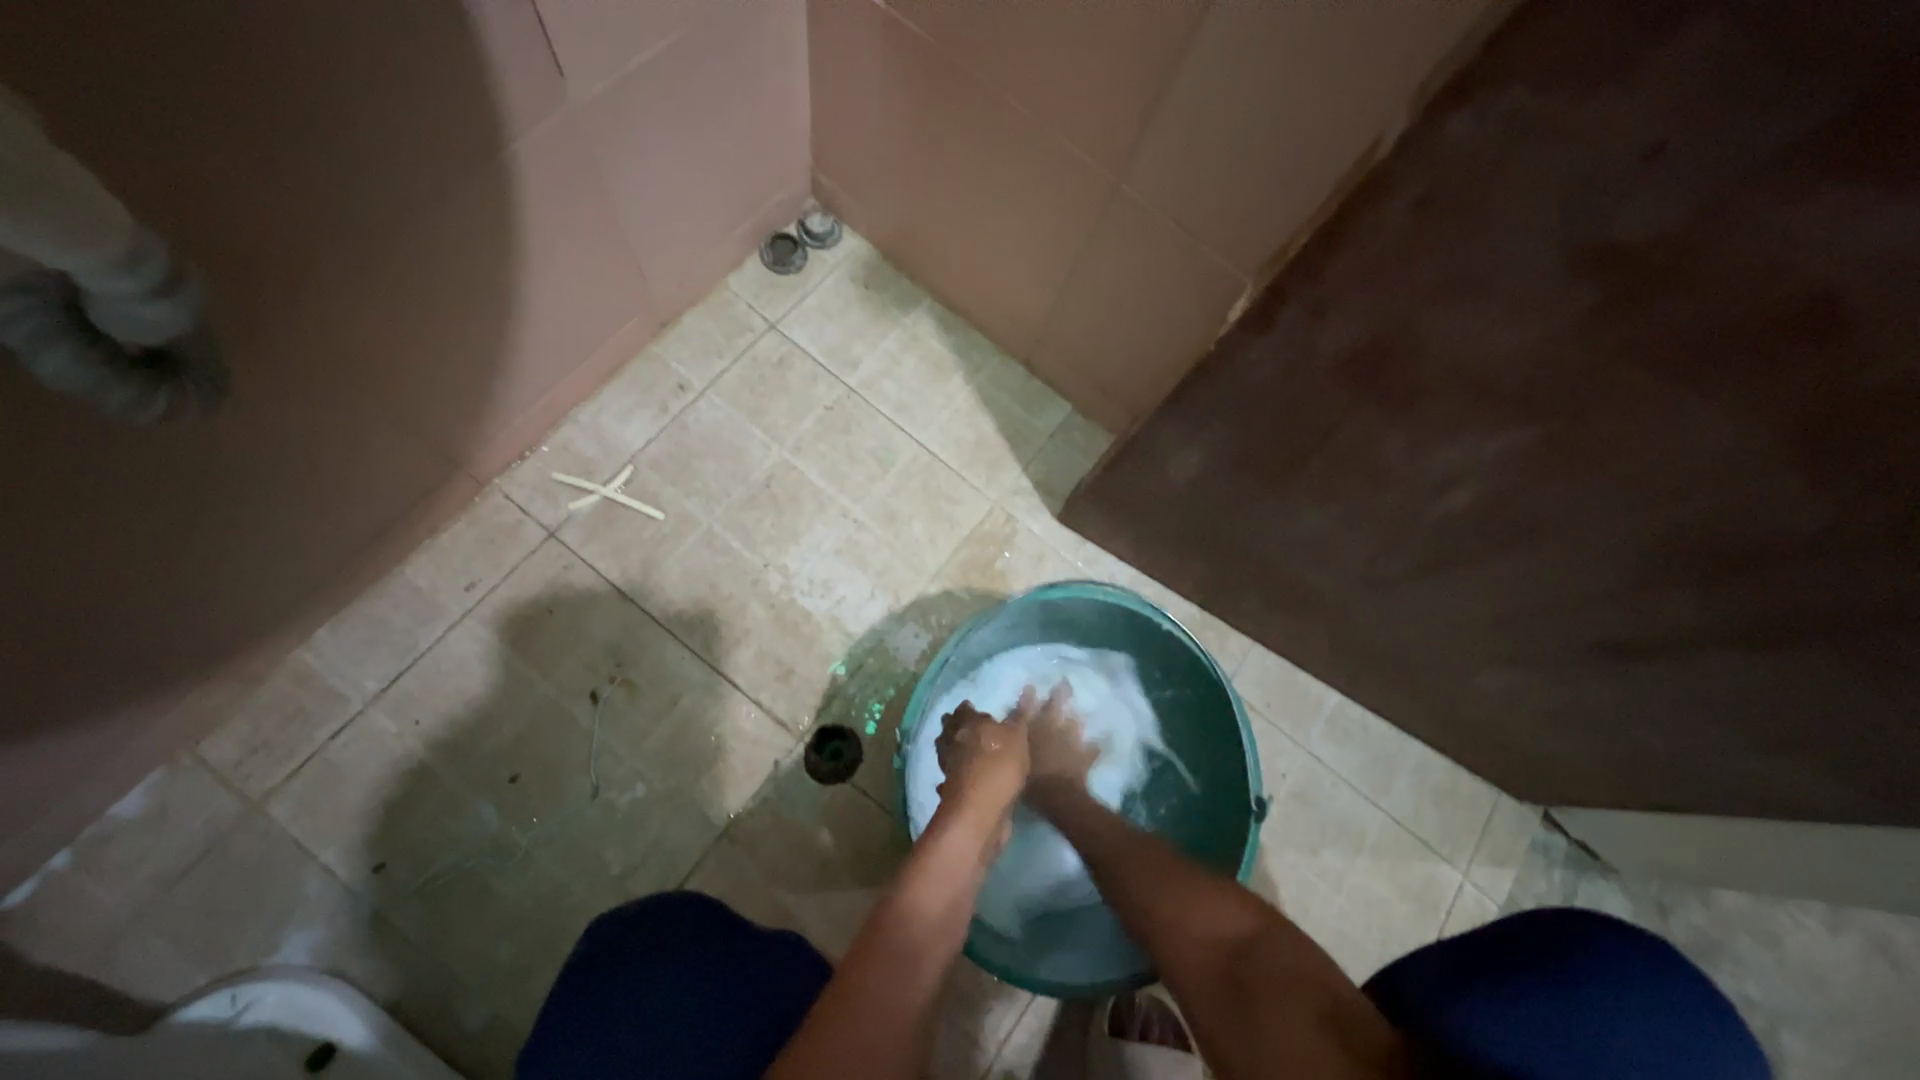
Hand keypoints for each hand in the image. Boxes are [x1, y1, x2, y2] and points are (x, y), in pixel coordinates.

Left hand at [935, 696, 1029, 821]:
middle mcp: (952, 742)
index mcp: (967, 723)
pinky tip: (966, 776)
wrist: (981, 810)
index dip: (968, 708)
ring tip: (968, 751)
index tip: (975, 708)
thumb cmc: (999, 764)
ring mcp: (948, 767)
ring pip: (947, 752)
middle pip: (949, 729)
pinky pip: (952, 776)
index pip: (963, 709)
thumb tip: (1027, 688)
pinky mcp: (951, 790)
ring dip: (954, 750)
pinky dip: (956, 773)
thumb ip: (1020, 715)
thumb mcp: (1017, 736)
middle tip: (970, 728)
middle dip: (957, 727)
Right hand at [1023, 682, 1097, 789]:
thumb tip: (1009, 740)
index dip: (1028, 698)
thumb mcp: (1015, 763)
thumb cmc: (1029, 782)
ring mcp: (1069, 742)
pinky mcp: (1083, 757)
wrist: (1057, 794)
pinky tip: (1101, 742)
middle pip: (1054, 710)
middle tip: (1065, 683)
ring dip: (1076, 720)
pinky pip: (1092, 749)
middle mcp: (1050, 732)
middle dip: (1059, 696)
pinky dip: (1095, 747)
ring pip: (1074, 726)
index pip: (1026, 711)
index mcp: (1030, 732)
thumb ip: (1014, 749)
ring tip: (1080, 713)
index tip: (1031, 685)